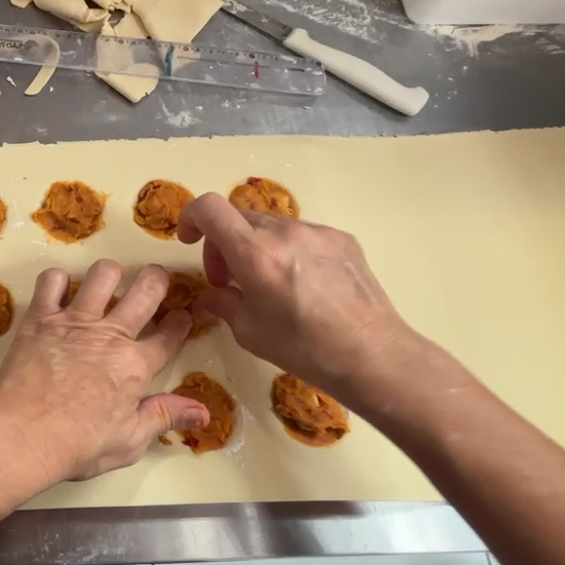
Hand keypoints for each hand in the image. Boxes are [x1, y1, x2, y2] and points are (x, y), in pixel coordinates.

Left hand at [0, 260, 207, 483]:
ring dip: (110, 274)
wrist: (25, 432)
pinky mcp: (41, 317)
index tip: (183, 314)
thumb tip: (202, 411)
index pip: (169, 336)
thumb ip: (164, 417)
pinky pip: (52, 280)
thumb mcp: (130, 442)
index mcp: (135, 366)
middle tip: (156, 278)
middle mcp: (110, 335)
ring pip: (103, 275)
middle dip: (157, 279)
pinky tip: (61, 290)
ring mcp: (74, 321)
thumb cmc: (78, 445)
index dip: (180, 322)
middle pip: (145, 291)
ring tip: (109, 280)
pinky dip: (58, 280)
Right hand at [177, 194, 422, 402]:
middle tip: (229, 281)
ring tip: (267, 284)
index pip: (209, 207)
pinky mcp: (343, 240)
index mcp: (255, 253)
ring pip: (270, 227)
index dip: (191, 217)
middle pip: (237, 218)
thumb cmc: (304, 348)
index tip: (190, 240)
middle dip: (222, 245)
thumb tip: (210, 297)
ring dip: (255, 247)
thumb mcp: (249, 331)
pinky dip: (287, 251)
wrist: (375, 356)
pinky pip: (301, 236)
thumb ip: (222, 304)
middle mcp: (284, 233)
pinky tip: (302, 285)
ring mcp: (317, 233)